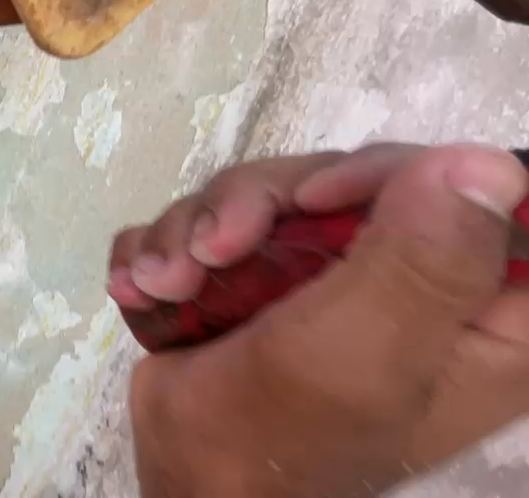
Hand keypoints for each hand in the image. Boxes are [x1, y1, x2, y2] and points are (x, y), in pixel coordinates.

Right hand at [121, 144, 528, 496]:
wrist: (189, 469)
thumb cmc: (288, 425)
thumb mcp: (361, 349)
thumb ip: (421, 261)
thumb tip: (481, 161)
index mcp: (473, 307)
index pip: (469, 193)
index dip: (388, 175)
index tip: (314, 199)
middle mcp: (397, 279)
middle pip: (326, 180)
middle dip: (243, 209)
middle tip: (204, 254)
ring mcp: (312, 275)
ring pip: (245, 196)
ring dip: (184, 235)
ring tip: (160, 288)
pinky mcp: (242, 274)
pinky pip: (192, 221)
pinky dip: (156, 249)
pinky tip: (145, 290)